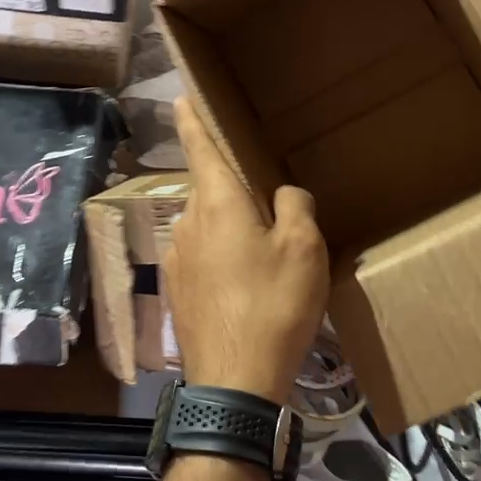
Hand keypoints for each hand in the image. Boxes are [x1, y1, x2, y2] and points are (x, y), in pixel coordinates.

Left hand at [167, 98, 328, 404]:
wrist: (234, 382)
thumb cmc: (273, 307)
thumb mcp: (303, 250)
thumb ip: (295, 207)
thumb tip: (282, 194)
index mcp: (217, 203)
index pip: (201, 147)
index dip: (192, 120)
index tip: (180, 97)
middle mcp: (188, 222)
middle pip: (208, 189)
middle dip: (230, 188)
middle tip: (264, 203)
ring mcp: (176, 258)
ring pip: (205, 225)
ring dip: (228, 227)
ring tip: (261, 253)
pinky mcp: (176, 290)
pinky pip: (200, 255)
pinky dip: (220, 256)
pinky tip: (244, 285)